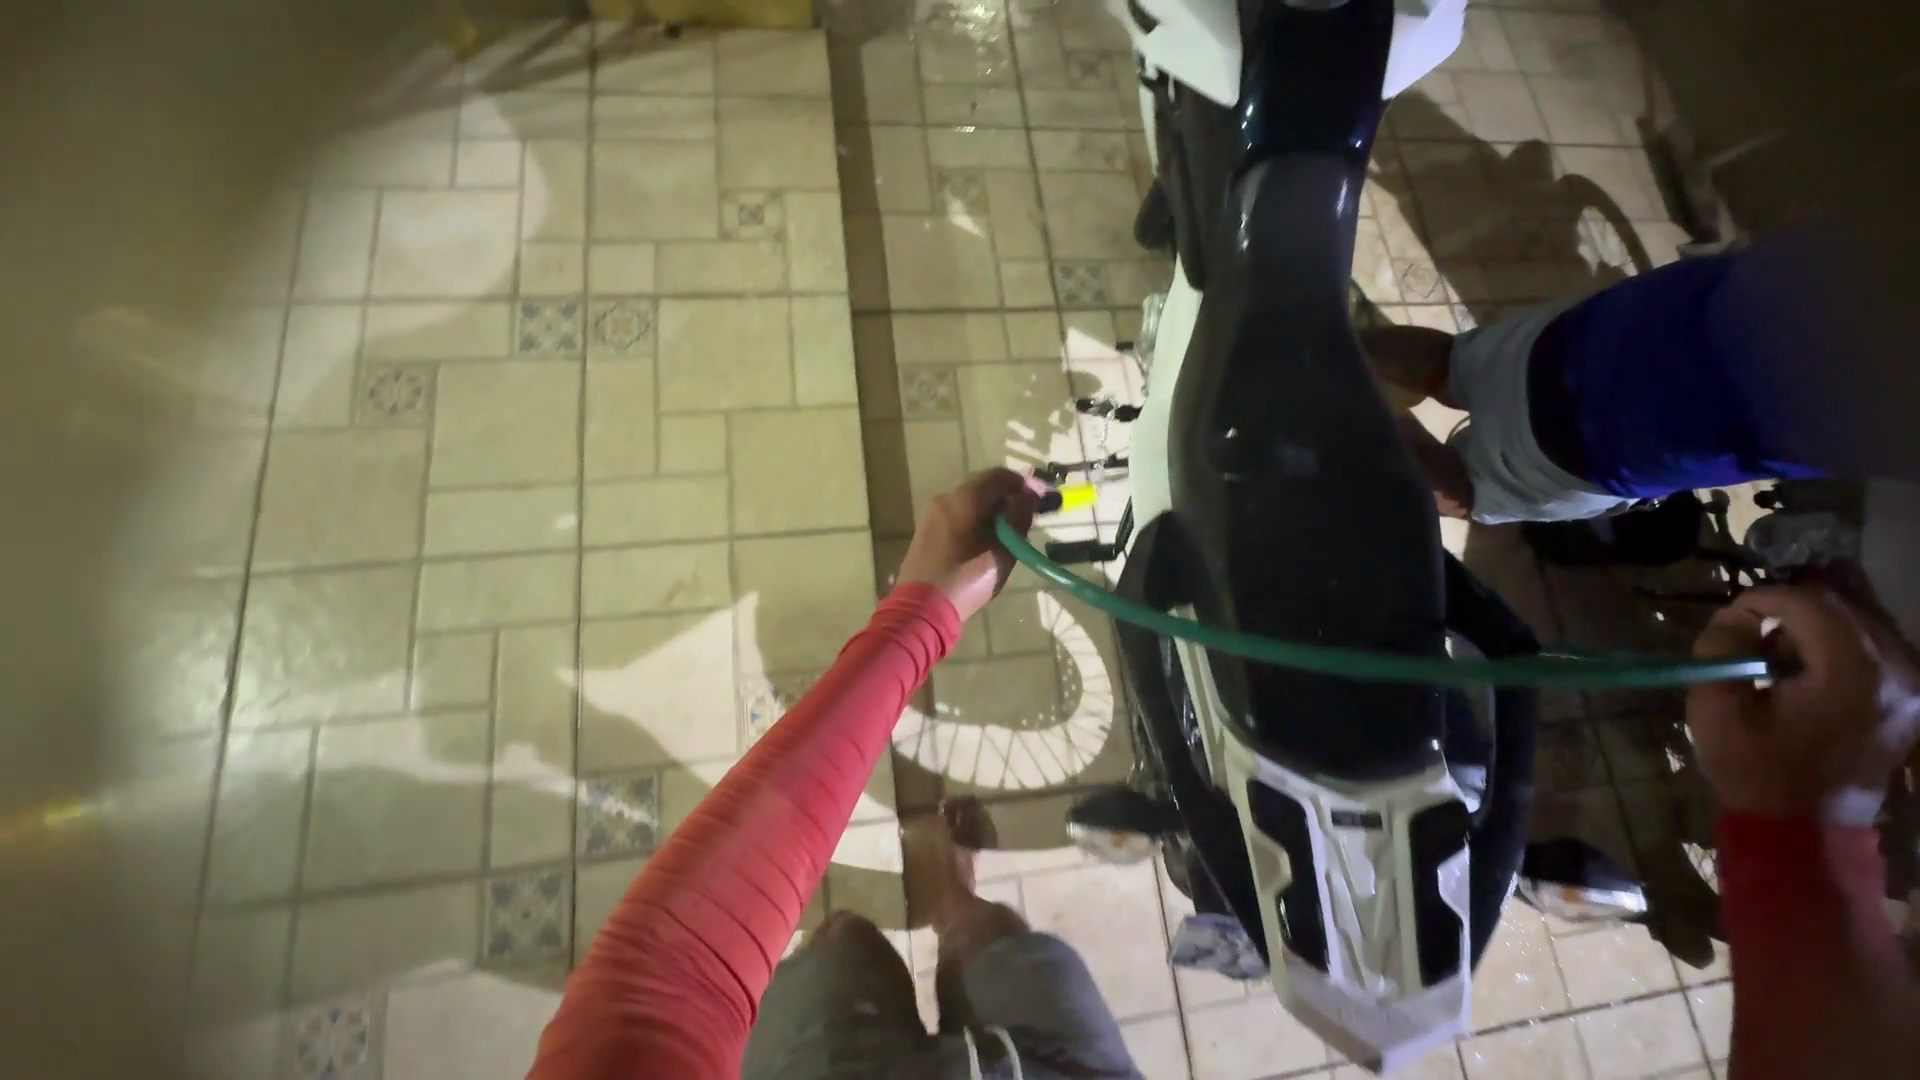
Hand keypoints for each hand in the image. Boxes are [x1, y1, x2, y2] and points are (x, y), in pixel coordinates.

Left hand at [897, 468, 1047, 622]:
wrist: (921, 609)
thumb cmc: (968, 578)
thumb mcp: (1003, 550)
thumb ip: (1019, 516)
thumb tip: (1034, 490)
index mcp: (964, 497)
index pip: (999, 475)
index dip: (1023, 483)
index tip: (1041, 500)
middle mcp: (945, 498)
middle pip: (982, 486)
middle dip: (1007, 497)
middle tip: (1027, 518)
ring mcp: (932, 514)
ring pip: (968, 502)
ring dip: (991, 511)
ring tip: (1008, 534)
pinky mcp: (925, 532)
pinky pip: (956, 516)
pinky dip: (974, 520)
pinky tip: (984, 542)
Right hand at [1687, 583, 1919, 825]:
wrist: (1805, 821)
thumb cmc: (1753, 765)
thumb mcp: (1715, 705)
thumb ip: (1721, 648)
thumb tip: (1736, 616)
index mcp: (1853, 673)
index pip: (1808, 603)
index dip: (1759, 599)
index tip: (1726, 619)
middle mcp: (1900, 671)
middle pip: (1841, 607)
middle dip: (1785, 608)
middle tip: (1744, 630)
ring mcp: (1913, 685)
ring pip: (1860, 622)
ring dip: (1810, 625)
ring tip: (1771, 649)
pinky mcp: (1911, 696)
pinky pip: (1874, 646)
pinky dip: (1833, 642)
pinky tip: (1802, 665)